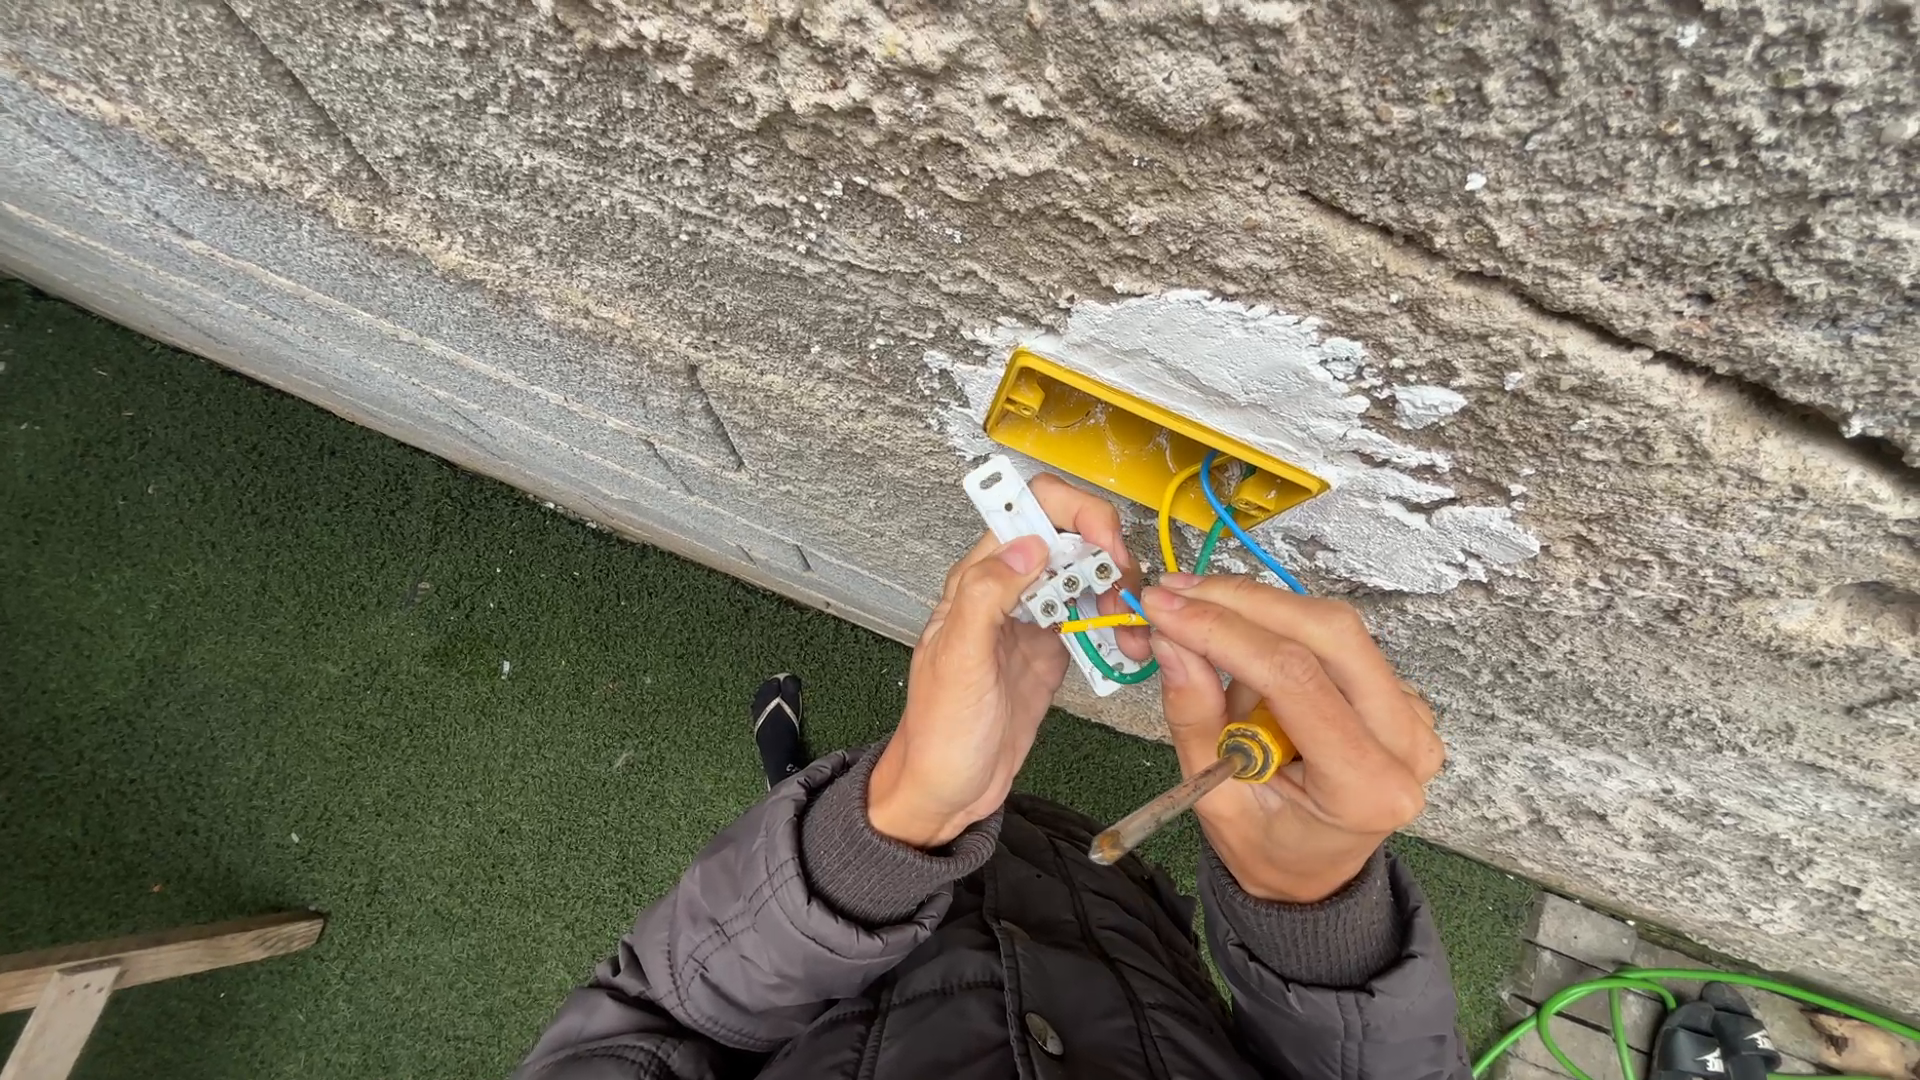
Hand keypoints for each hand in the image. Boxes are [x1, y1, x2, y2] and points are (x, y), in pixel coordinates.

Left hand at [868, 474, 1150, 847]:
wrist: (948, 788)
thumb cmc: (940, 728)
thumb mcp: (958, 659)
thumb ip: (987, 595)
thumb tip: (1029, 546)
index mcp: (979, 580)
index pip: (1029, 512)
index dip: (1072, 512)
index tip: (1103, 542)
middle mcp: (1010, 590)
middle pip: (1071, 538)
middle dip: (1108, 555)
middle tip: (1124, 595)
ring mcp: (1036, 619)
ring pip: (1090, 578)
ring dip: (1120, 594)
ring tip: (1131, 630)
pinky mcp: (1055, 650)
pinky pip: (1096, 621)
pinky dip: (1120, 627)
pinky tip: (1128, 647)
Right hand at [1141, 575, 1443, 902]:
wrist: (1314, 868)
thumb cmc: (1266, 847)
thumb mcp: (1214, 802)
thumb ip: (1194, 718)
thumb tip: (1169, 639)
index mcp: (1368, 786)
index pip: (1296, 679)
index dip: (1222, 633)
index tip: (1160, 608)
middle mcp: (1406, 741)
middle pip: (1326, 632)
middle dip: (1239, 601)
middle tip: (1170, 591)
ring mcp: (1408, 710)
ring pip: (1328, 624)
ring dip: (1250, 606)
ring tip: (1186, 611)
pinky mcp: (1391, 689)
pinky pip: (1327, 637)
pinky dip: (1268, 622)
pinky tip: (1227, 631)